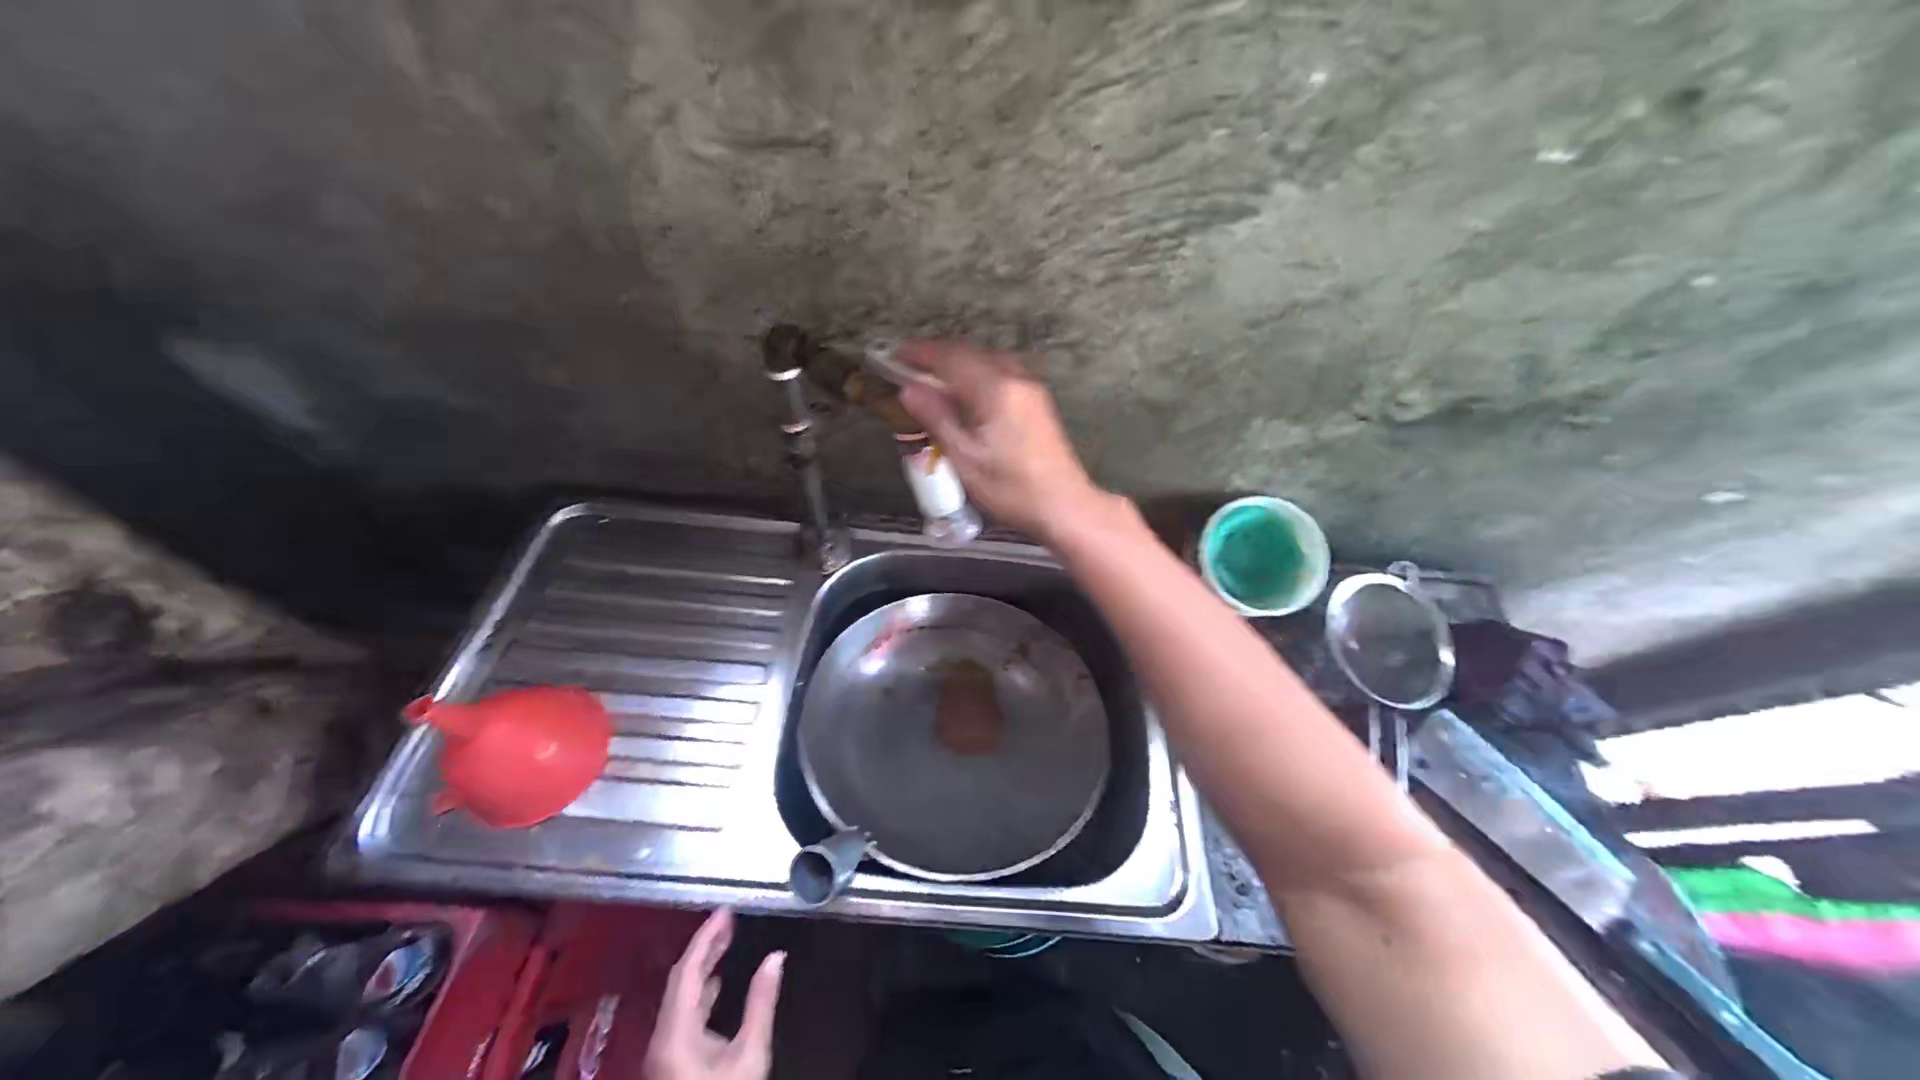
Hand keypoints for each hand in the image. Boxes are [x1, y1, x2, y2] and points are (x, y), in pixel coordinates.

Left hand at [644, 909, 783, 1079]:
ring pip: (679, 997)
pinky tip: (717, 985)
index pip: (688, 970)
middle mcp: (662, 1038)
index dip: (706, 936)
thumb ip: (761, 1003)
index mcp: (676, 1033)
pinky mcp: (671, 1062)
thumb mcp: (751, 1057)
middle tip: (729, 920)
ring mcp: (664, 1052)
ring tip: (726, 942)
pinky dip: (700, 991)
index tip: (726, 911)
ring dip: (702, 967)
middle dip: (704, 947)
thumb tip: (776, 958)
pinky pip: (682, 1013)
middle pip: (680, 980)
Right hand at [895, 340, 1106, 539]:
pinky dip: (976, 373)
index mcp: (996, 390)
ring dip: (958, 362)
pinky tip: (964, 390)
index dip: (921, 353)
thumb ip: (937, 418)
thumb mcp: (965, 458)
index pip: (952, 358)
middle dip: (938, 355)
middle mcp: (1016, 380)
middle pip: (971, 353)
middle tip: (908, 364)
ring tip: (931, 375)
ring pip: (987, 360)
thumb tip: (909, 389)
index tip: (896, 354)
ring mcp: (1031, 389)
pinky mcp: (1037, 401)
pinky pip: (1001, 373)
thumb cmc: (1012, 489)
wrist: (1063, 506)